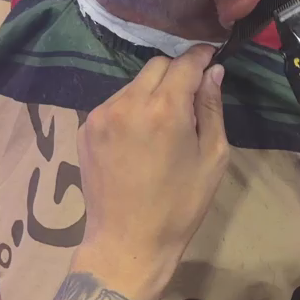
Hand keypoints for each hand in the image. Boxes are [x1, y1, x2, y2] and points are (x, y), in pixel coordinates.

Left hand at [76, 45, 229, 299]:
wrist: (127, 243)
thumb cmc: (180, 206)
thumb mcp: (212, 158)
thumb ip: (212, 108)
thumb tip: (213, 72)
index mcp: (165, 109)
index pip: (185, 63)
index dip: (201, 56)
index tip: (211, 57)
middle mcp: (128, 102)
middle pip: (156, 65)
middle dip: (176, 72)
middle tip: (191, 95)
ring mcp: (102, 114)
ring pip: (134, 83)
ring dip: (152, 91)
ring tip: (164, 121)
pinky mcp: (86, 128)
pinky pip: (115, 103)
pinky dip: (132, 108)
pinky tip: (140, 136)